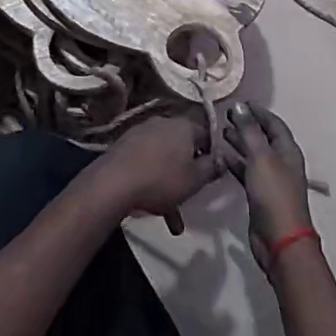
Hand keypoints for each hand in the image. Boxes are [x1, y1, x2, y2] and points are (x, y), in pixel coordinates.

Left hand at [98, 114, 220, 235]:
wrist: (112, 184)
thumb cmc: (161, 179)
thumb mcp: (195, 180)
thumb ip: (212, 168)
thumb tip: (223, 158)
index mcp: (185, 126)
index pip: (207, 134)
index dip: (212, 154)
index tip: (211, 174)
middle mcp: (163, 122)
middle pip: (183, 146)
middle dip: (188, 170)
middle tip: (191, 191)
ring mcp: (140, 132)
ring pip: (163, 158)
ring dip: (169, 181)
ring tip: (170, 212)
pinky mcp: (123, 146)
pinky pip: (145, 162)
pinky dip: (151, 179)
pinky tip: (150, 205)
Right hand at [219, 103, 313, 273]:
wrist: (279, 239)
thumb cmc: (273, 194)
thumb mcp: (261, 158)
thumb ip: (249, 132)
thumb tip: (240, 106)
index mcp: (288, 151)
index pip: (274, 124)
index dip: (259, 112)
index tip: (240, 103)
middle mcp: (281, 162)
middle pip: (263, 138)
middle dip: (246, 126)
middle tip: (226, 117)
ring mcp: (271, 180)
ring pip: (253, 155)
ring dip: (239, 143)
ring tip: (220, 133)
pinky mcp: (259, 195)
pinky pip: (246, 172)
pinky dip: (235, 163)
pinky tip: (221, 158)